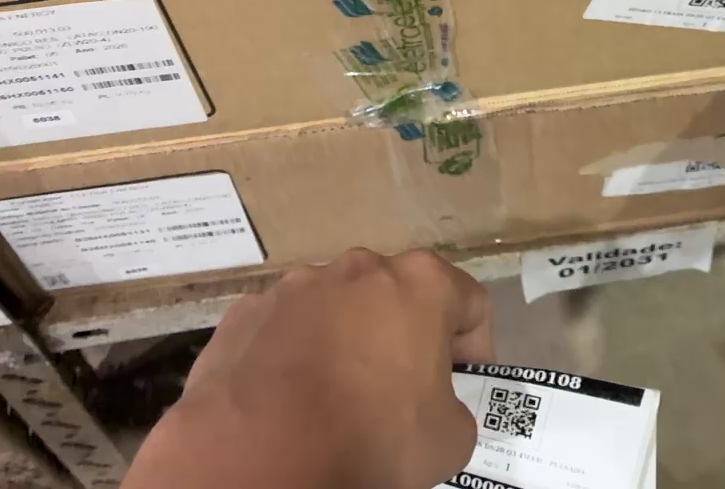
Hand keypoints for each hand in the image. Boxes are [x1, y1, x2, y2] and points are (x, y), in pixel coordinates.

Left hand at [124, 248, 493, 488]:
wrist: (255, 458)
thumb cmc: (370, 437)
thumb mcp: (447, 441)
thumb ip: (456, 412)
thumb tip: (438, 413)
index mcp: (422, 281)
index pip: (471, 303)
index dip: (475, 348)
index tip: (463, 388)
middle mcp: (363, 267)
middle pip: (401, 297)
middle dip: (408, 340)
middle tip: (402, 396)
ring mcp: (300, 284)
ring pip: (341, 308)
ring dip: (349, 343)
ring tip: (336, 402)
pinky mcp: (249, 312)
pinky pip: (287, 330)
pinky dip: (295, 357)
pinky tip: (288, 404)